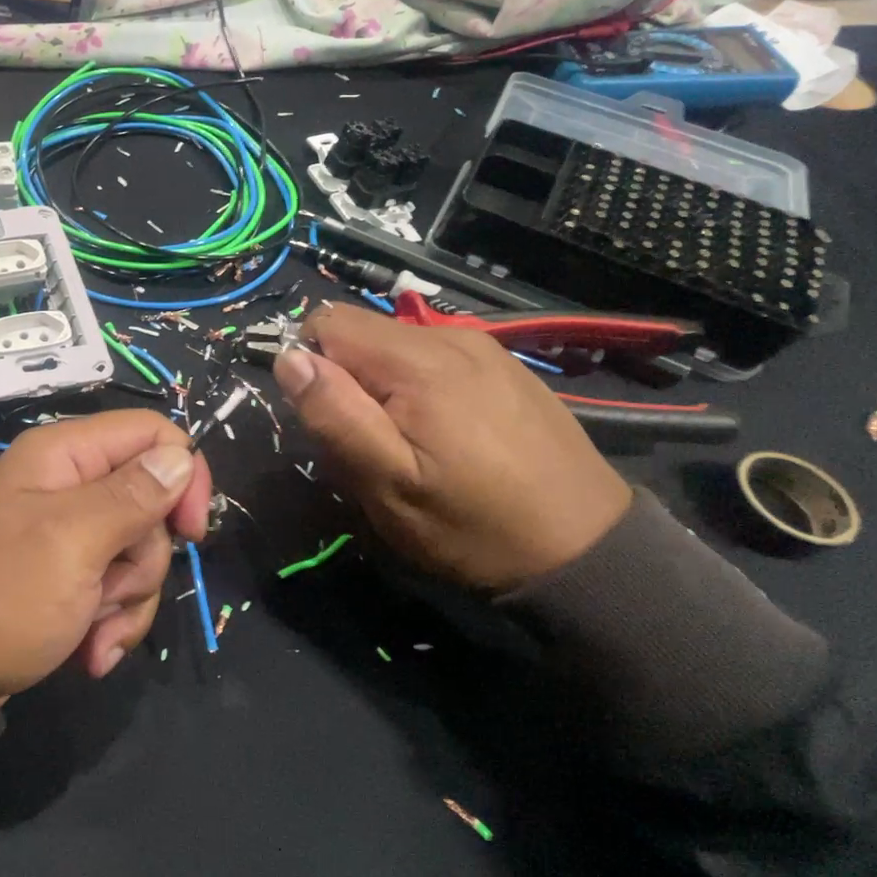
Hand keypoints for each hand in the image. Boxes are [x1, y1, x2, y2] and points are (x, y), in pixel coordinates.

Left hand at [0, 410, 212, 699]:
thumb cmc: (2, 595)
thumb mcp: (71, 540)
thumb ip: (130, 495)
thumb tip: (179, 454)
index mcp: (63, 456)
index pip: (151, 433)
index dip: (182, 475)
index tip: (189, 533)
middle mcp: (67, 485)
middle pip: (150, 503)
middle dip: (141, 561)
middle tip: (104, 589)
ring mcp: (66, 533)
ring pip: (138, 554)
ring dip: (125, 602)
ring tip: (87, 632)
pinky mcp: (66, 576)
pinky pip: (115, 589)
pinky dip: (109, 623)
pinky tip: (87, 651)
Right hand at [273, 303, 631, 591]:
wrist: (588, 553)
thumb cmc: (472, 525)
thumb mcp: (386, 483)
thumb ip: (334, 415)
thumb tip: (289, 358)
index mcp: (416, 362)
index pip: (324, 322)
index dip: (310, 366)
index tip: (331, 420)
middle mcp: (450, 338)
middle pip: (358, 330)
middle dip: (343, 377)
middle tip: (366, 440)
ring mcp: (484, 349)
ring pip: (393, 343)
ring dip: (378, 383)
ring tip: (405, 441)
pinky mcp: (504, 368)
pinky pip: (431, 356)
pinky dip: (415, 385)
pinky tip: (442, 433)